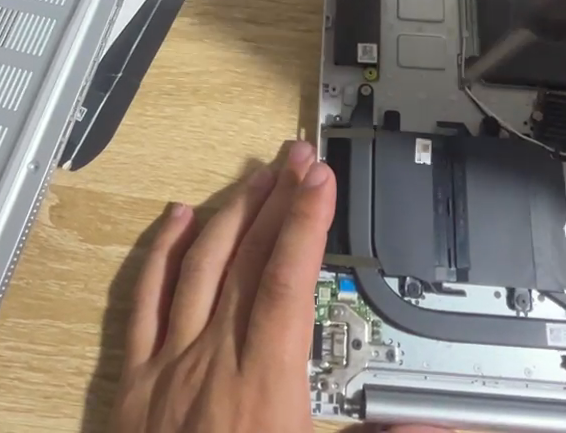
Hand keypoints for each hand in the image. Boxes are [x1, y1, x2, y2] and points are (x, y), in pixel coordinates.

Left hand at [114, 141, 446, 432]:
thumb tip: (432, 424)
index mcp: (261, 390)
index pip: (284, 280)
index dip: (304, 222)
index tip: (319, 180)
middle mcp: (209, 365)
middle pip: (245, 260)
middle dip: (275, 200)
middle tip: (297, 159)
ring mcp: (166, 369)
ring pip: (197, 266)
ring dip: (229, 212)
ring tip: (255, 175)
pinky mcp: (133, 383)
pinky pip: (142, 301)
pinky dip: (160, 253)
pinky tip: (178, 218)